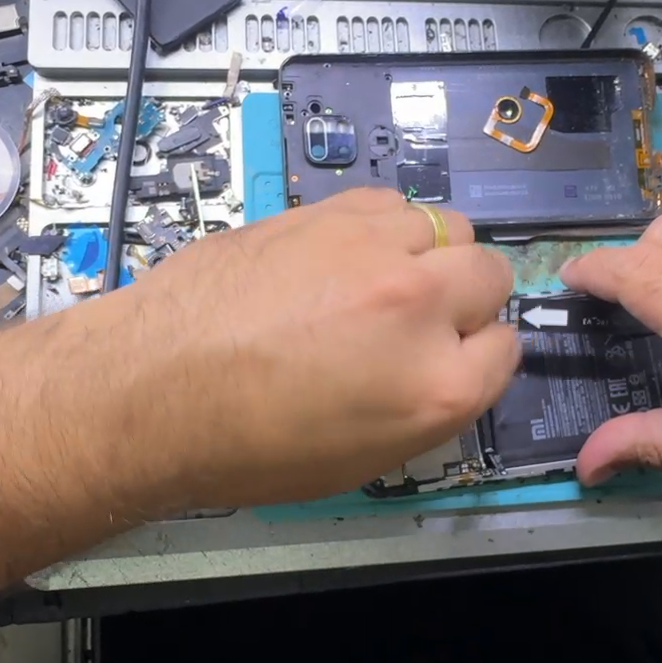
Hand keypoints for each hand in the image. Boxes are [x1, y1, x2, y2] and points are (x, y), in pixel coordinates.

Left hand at [87, 188, 518, 510]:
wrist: (154, 388)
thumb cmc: (250, 445)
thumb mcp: (363, 459)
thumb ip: (430, 405)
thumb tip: (452, 362)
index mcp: (436, 388)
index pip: (508, 349)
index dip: (478, 356)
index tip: (449, 357)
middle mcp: (419, 307)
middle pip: (492, 277)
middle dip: (466, 302)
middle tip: (417, 321)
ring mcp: (372, 250)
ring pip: (449, 228)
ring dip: (428, 257)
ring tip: (380, 283)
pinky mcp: (328, 212)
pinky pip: (394, 203)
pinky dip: (385, 230)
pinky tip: (349, 256)